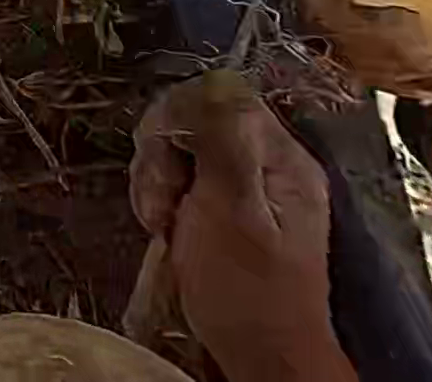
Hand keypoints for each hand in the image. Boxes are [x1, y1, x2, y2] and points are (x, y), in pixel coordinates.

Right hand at [129, 70, 355, 381]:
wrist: (257, 357)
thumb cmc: (245, 288)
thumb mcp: (232, 211)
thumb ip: (223, 142)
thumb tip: (216, 78)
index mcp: (278, 155)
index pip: (217, 94)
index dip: (178, 116)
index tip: (163, 158)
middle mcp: (262, 157)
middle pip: (189, 116)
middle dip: (159, 153)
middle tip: (158, 199)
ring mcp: (239, 178)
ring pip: (173, 143)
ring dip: (152, 176)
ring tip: (158, 219)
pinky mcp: (217, 197)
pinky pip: (173, 169)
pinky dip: (155, 191)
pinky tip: (158, 221)